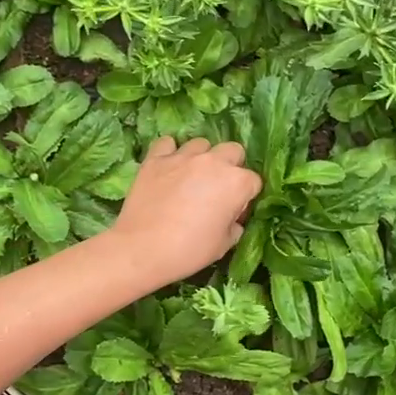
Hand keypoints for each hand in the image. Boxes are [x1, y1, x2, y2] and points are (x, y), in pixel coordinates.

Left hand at [106, 137, 262, 286]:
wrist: (143, 249)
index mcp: (236, 182)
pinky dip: (169, 152)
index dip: (245, 197)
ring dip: (201, 158)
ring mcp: (182, 157)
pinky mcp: (156, 159)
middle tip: (217, 189)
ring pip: (201, 144)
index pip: (253, 181)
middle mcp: (213, 162)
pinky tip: (167, 167)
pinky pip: (167, 144)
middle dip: (230, 167)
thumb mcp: (224, 245)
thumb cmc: (189, 251)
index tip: (233, 212)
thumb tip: (232, 218)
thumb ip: (234, 225)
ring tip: (190, 177)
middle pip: (232, 151)